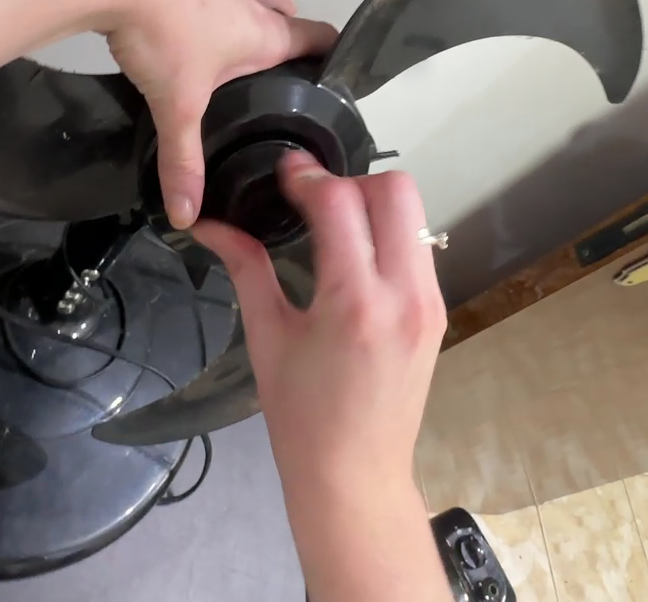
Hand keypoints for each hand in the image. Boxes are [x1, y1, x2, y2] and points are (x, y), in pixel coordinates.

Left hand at [104, 0, 335, 227]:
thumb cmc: (166, 33)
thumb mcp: (178, 104)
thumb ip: (183, 160)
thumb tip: (186, 215)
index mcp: (265, 33)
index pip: (319, 37)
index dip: (335, 55)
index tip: (336, 80)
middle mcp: (247, 3)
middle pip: (286, 12)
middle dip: (292, 37)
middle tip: (283, 71)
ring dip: (251, 18)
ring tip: (237, 53)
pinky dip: (207, 10)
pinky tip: (184, 32)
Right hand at [193, 151, 449, 599]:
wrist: (355, 476)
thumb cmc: (301, 416)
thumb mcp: (266, 335)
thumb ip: (245, 266)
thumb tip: (210, 224)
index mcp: (354, 302)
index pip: (340, 202)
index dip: (307, 175)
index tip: (284, 170)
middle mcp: (403, 293)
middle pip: (396, 189)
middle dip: (350, 180)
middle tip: (314, 199)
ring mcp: (429, 301)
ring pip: (414, 211)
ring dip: (372, 203)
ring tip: (334, 225)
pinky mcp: (438, 309)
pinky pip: (418, 243)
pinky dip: (387, 232)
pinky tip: (356, 255)